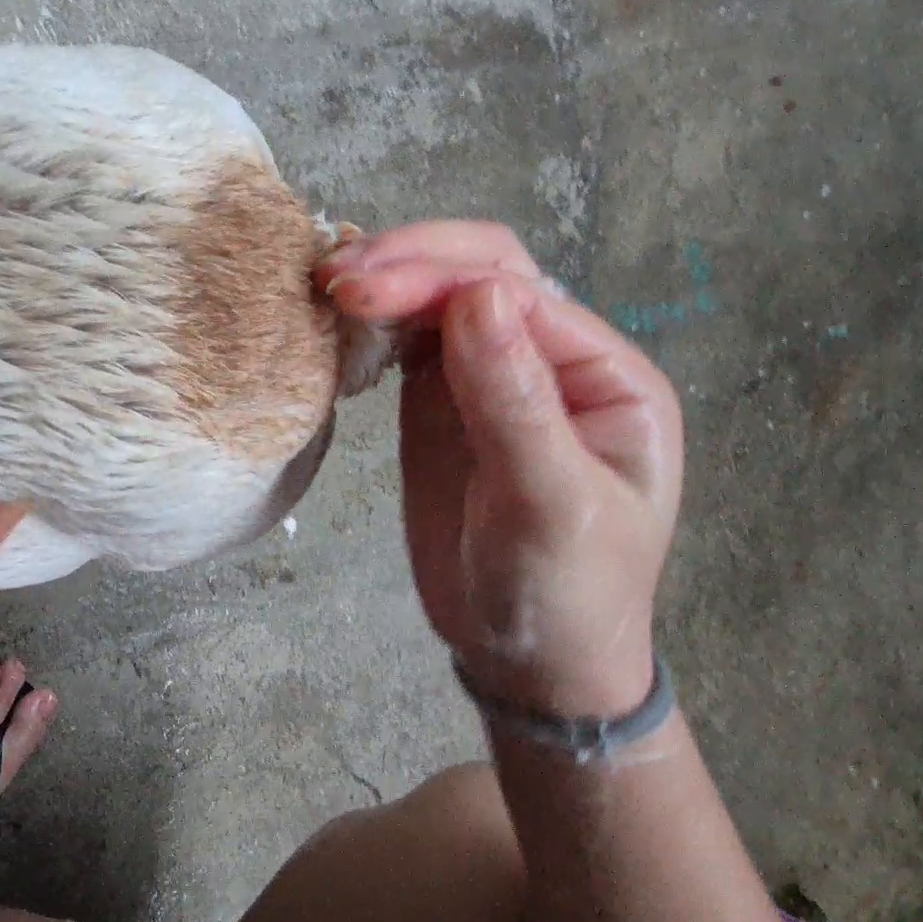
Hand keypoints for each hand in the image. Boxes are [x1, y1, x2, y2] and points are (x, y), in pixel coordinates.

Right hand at [318, 222, 682, 715]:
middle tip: (332, 276)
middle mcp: (546, 360)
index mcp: (600, 373)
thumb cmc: (564, 592)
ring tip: (321, 286)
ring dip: (383, 283)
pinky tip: (333, 322)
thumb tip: (475, 296)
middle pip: (477, 274)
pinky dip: (370, 325)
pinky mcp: (438, 406)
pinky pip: (405, 344)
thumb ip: (516, 402)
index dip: (436, 276)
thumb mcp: (550, 504)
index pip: (516, 292)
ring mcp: (487, 379)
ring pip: (435, 300)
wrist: (525, 658)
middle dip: (407, 263)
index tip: (359, 292)